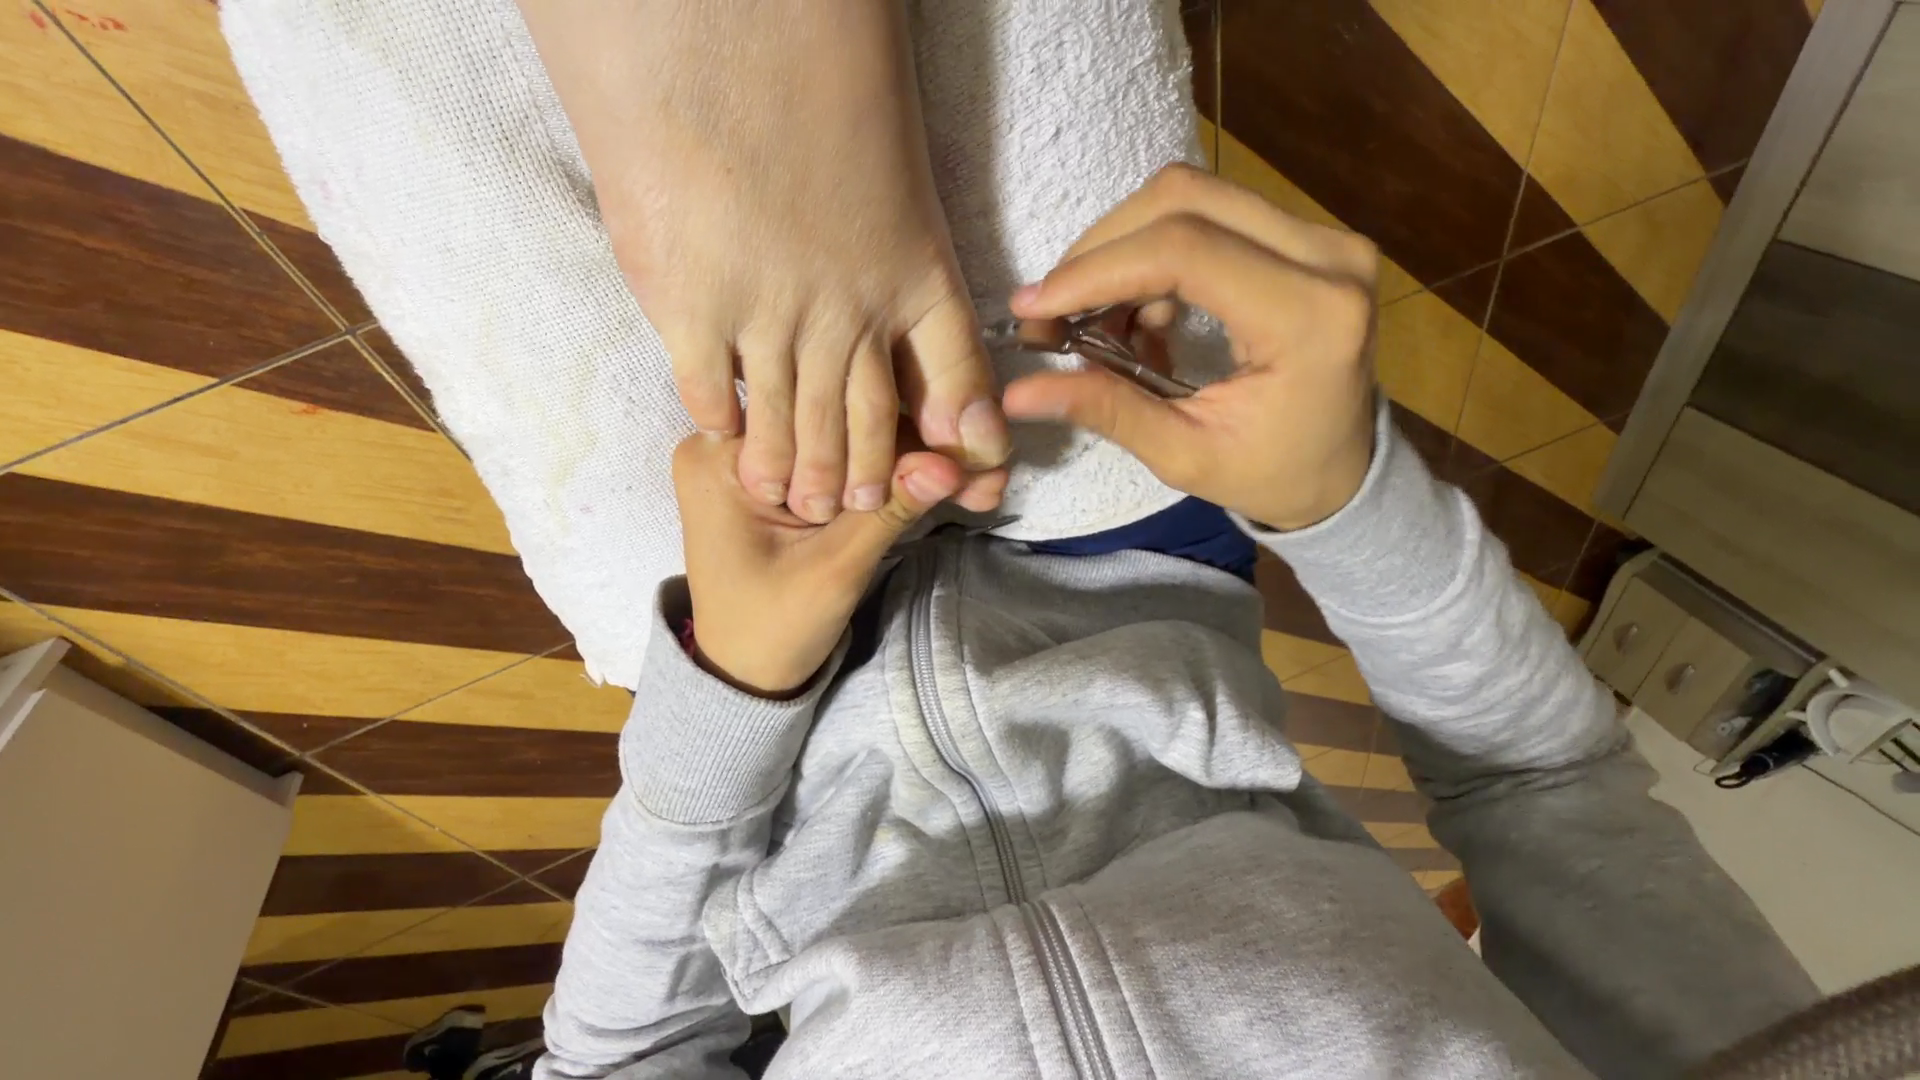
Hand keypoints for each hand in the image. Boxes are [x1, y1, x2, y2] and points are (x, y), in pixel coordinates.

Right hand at [518, 0, 1010, 524]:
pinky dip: (722, 419)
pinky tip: (724, 435)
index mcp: (913, 271)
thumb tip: (910, 320)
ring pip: (790, 421)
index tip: (970, 466)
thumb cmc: (818, 90)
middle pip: (863, 418)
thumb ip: (911, 256)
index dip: (963, 427)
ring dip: (793, 466)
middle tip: (845, 506)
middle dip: (860, 471)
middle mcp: (849, 310)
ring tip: (791, 497)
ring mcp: (772, 314)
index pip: (953, 372)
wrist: (719, 37)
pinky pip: (711, 387)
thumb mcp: (898, 173)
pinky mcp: (694, 305)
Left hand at [673, 431, 1003, 696]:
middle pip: (837, 420)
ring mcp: (761, 453)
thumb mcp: (835, 567)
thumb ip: (889, 510)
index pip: (820, 412)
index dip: (898, 426)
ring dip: (911, 461)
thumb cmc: (772, 626)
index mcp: (720, 454)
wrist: (745, 671)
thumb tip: (951, 464)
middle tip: (981, 468)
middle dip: (914, 446)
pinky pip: (843, 459)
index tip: (963, 448)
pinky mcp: (789, 472)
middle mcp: (731, 438)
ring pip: (848, 438)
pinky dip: (889, 475)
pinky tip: (945, 483)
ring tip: (977, 478)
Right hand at [1001, 165, 1377, 531]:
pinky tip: (1142, 315)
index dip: (1096, 270)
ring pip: (1194, 196)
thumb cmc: (1271, 475)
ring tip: (1098, 320)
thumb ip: (1107, 409)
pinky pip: (1213, 215)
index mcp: (1309, 318)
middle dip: (1101, 248)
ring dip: (1125, 249)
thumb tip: (1018, 392)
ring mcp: (1325, 238)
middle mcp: (1329, 257)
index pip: (1184, 251)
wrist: (1344, 473)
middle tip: (1054, 307)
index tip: (1033, 306)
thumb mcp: (1185, 454)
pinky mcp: (1310, 238)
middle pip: (1184, 199)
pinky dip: (1156, 255)